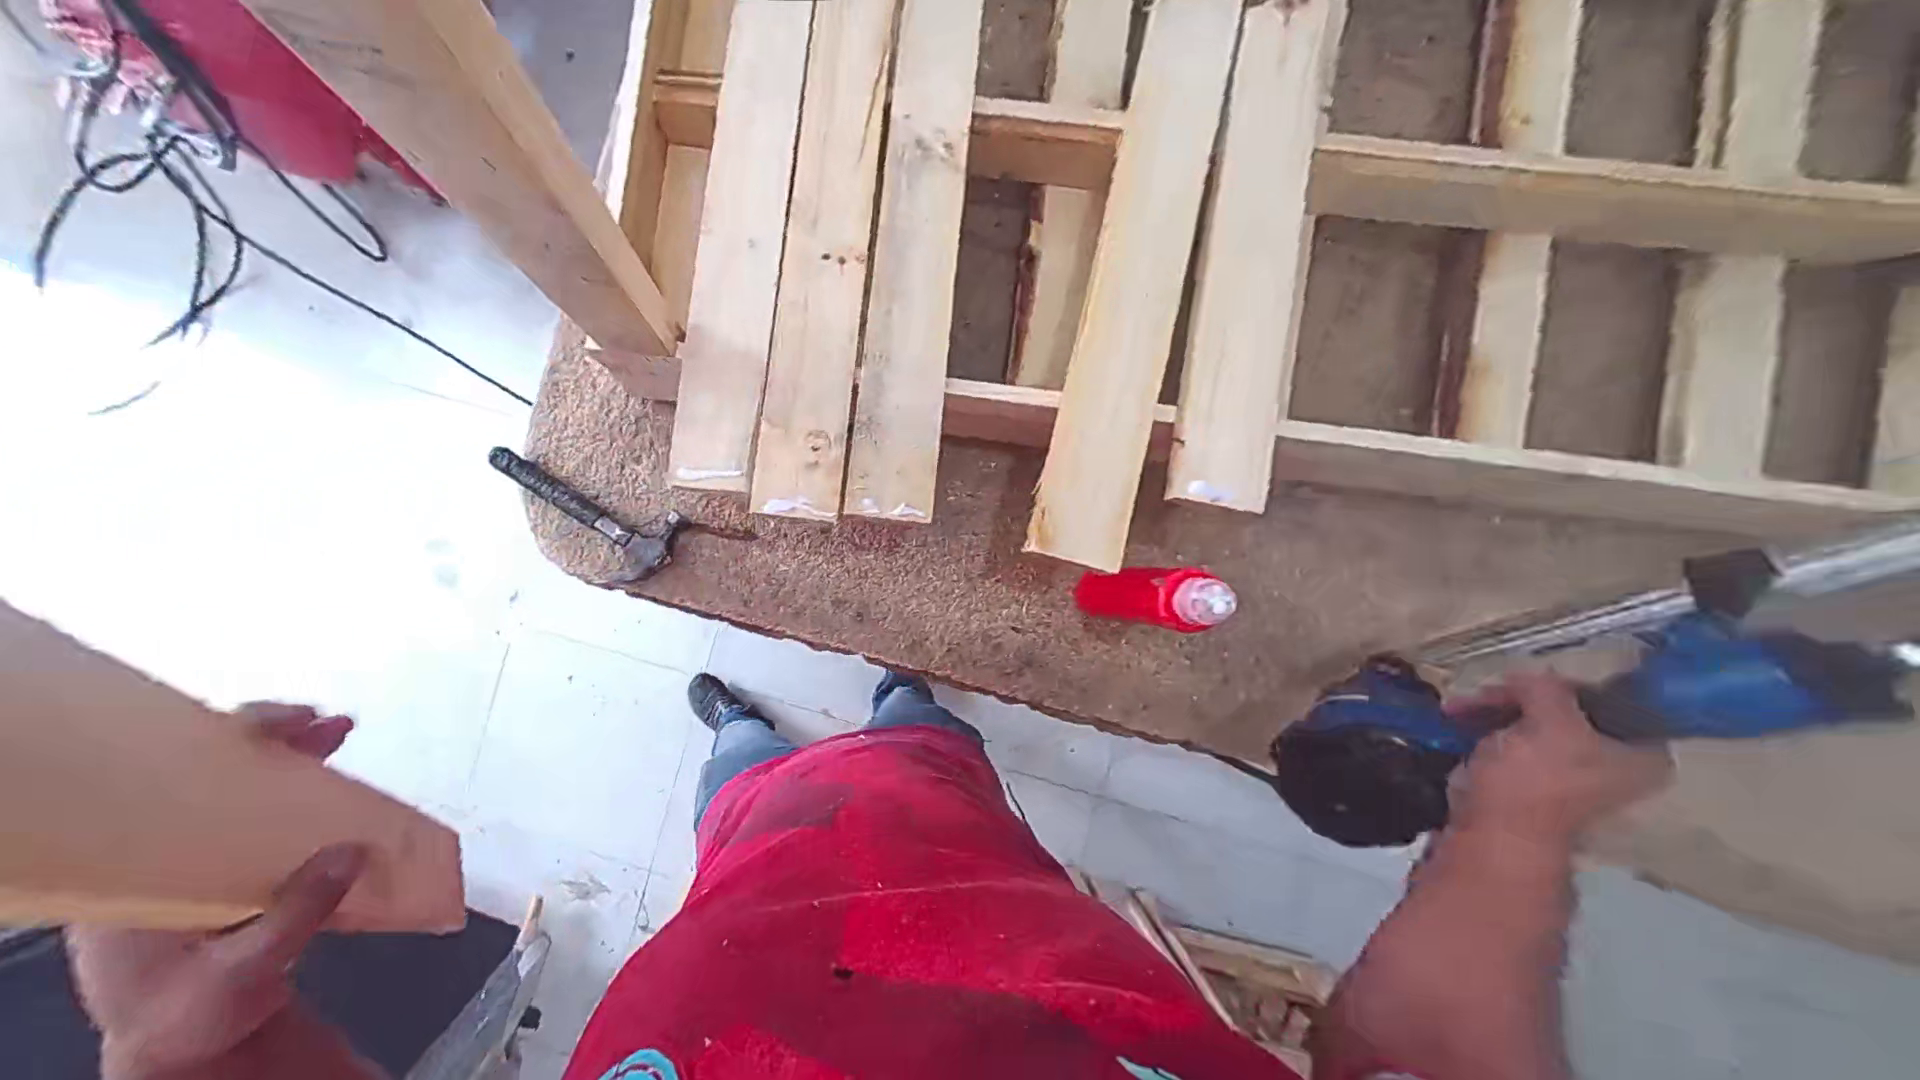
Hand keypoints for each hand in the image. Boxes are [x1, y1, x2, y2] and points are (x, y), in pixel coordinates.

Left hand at [66, 704, 367, 1079]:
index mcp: (129, 882)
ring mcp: (197, 857)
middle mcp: (156, 858)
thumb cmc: (196, 1014)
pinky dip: (303, 783)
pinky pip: (264, 809)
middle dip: (262, 738)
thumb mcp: (241, 974)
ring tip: (337, 731)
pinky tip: (334, 776)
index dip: (209, 748)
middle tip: (320, 722)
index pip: (155, 791)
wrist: (199, 1043)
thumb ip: (295, 915)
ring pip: (236, 786)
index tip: (273, 727)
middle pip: (200, 777)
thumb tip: (353, 850)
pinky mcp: (234, 861)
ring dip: (290, 755)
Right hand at [1445, 672, 1672, 849]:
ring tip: (1458, 708)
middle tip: (1483, 695)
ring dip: (1493, 707)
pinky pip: (1512, 733)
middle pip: (1565, 704)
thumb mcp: (1550, 722)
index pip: (1609, 696)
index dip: (1567, 683)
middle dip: (1517, 696)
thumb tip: (1530, 678)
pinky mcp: (1532, 773)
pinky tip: (1459, 717)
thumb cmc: (1534, 779)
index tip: (1526, 682)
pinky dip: (1485, 722)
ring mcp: (1571, 768)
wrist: (1494, 828)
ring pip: (1532, 716)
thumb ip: (1547, 688)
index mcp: (1643, 753)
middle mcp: (1615, 759)